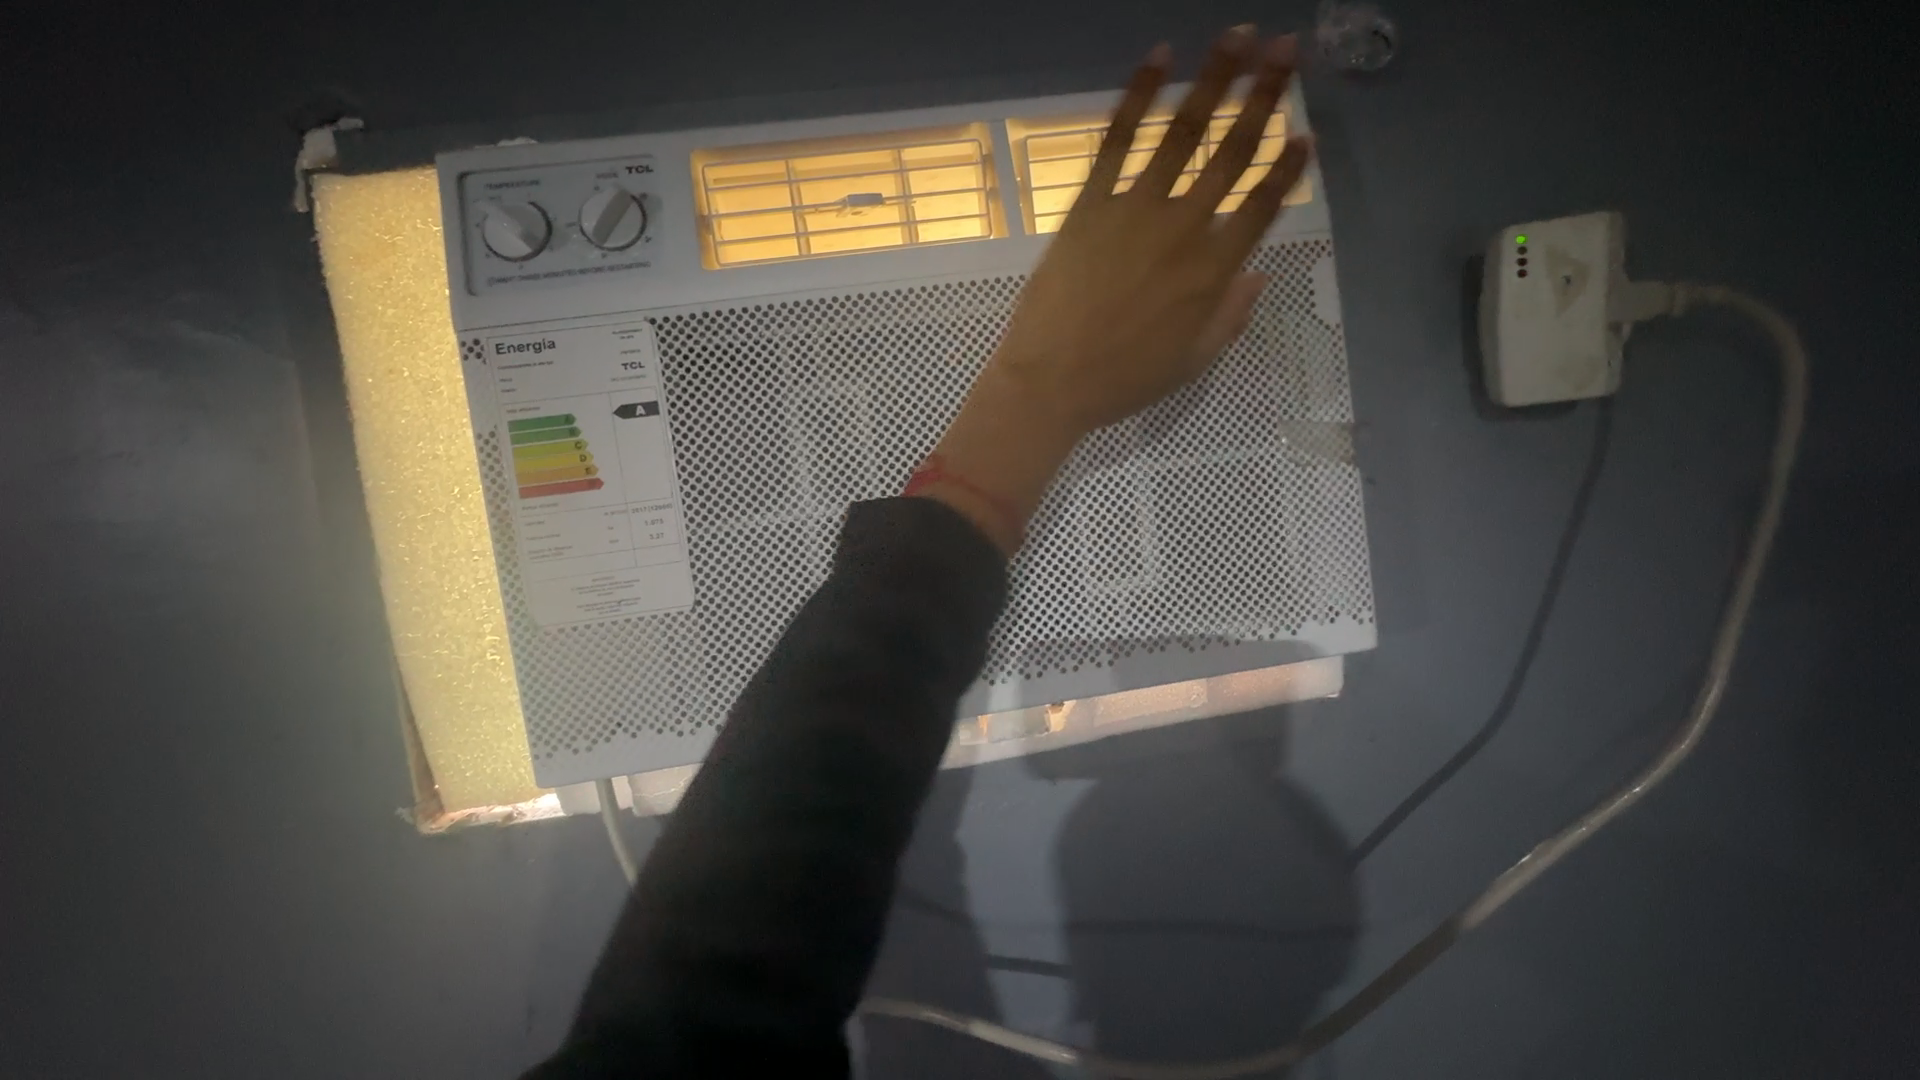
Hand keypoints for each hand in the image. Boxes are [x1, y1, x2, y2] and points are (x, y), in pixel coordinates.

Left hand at [988, 27, 1312, 432]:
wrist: (1050, 382)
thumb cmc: (1121, 381)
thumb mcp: (1191, 363)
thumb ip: (1230, 317)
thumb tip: (1260, 277)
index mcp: (1213, 272)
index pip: (1263, 206)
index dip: (1288, 168)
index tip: (1306, 134)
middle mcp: (1183, 230)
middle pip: (1233, 153)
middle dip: (1266, 95)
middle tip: (1289, 47)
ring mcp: (1134, 211)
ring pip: (1184, 133)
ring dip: (1216, 77)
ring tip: (1241, 34)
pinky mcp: (1089, 204)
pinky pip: (1117, 140)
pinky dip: (1138, 96)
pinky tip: (1158, 56)